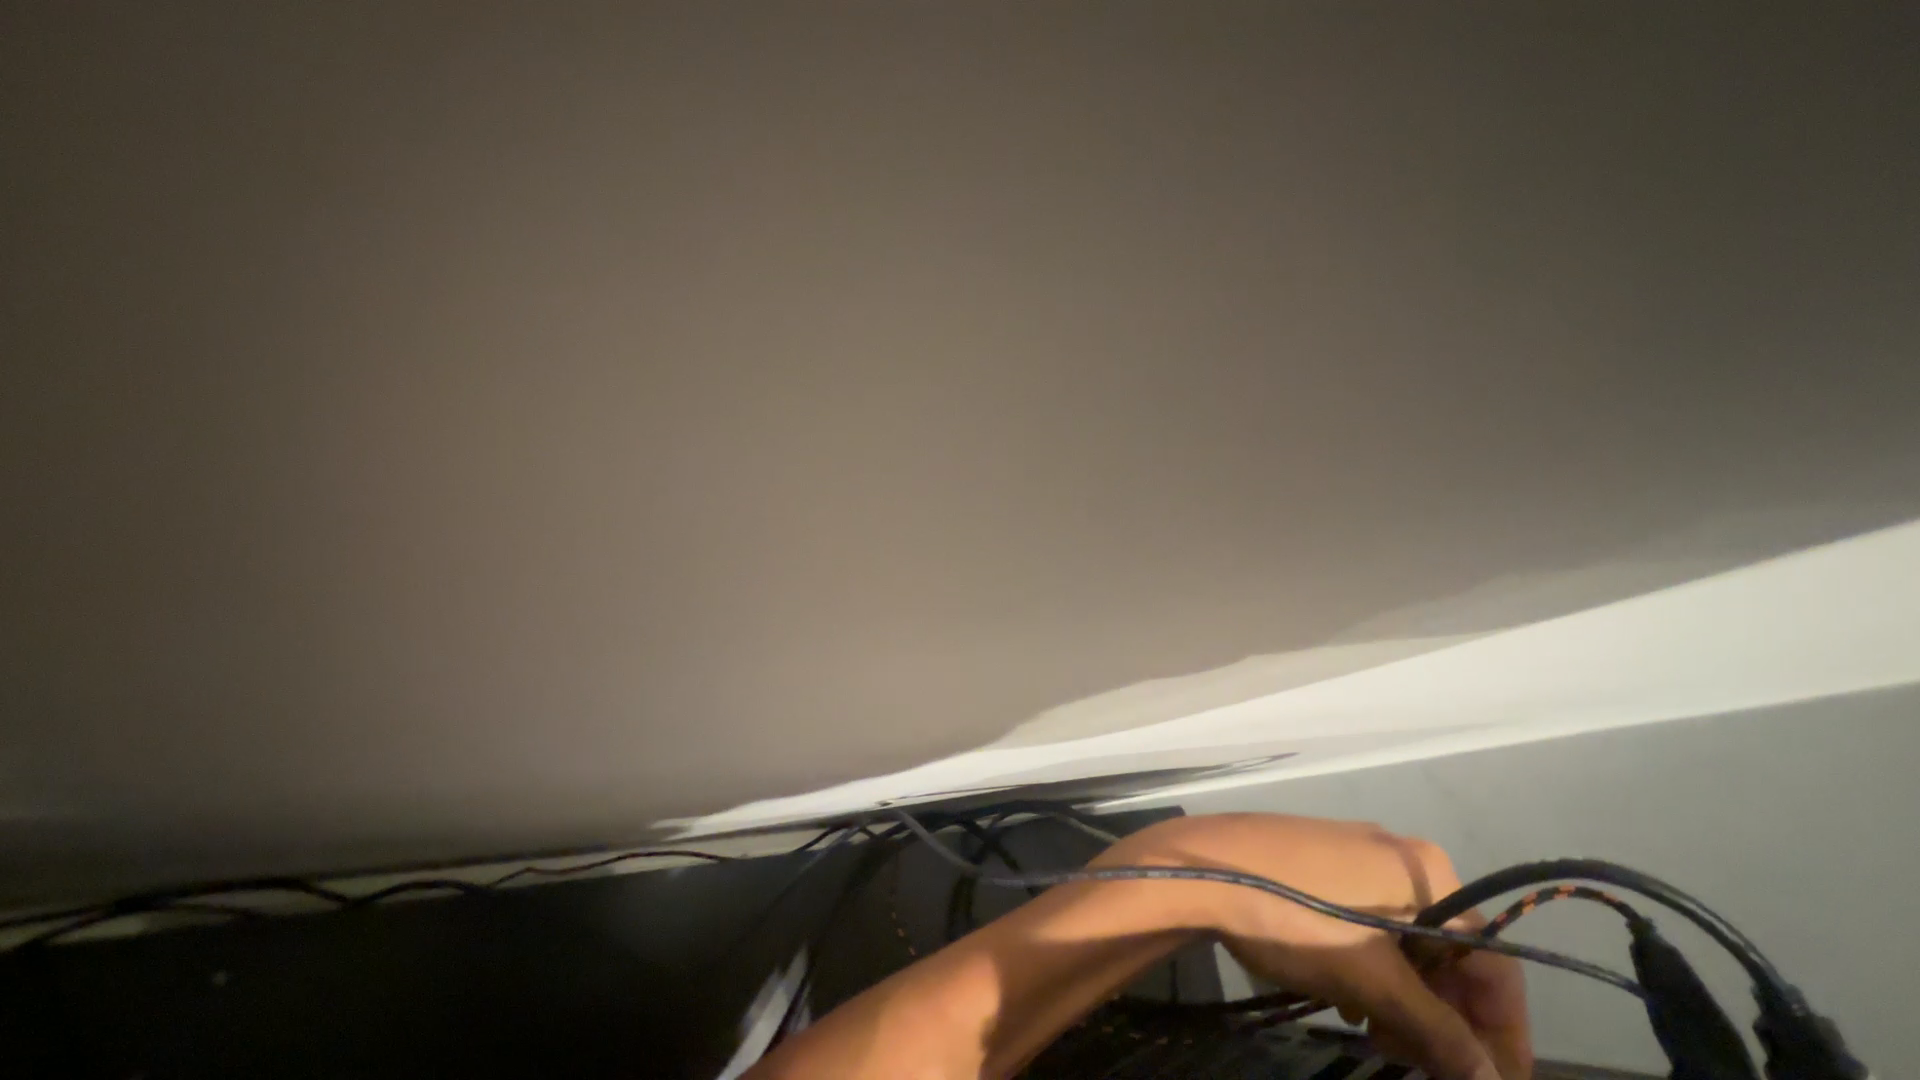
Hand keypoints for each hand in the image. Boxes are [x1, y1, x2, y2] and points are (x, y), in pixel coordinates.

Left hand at [1094, 813, 1532, 1079]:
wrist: (1196, 868)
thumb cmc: (1295, 918)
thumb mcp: (1371, 980)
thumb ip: (1436, 1029)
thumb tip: (1489, 1078)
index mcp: (1428, 873)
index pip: (1492, 961)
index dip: (1501, 1030)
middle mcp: (1399, 856)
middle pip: (1445, 953)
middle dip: (1440, 1017)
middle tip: (1422, 1068)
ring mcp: (1353, 855)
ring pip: (1401, 943)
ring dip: (1401, 1000)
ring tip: (1379, 1042)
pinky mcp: (1315, 863)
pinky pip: (1363, 926)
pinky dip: (1366, 970)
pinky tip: (1346, 1004)